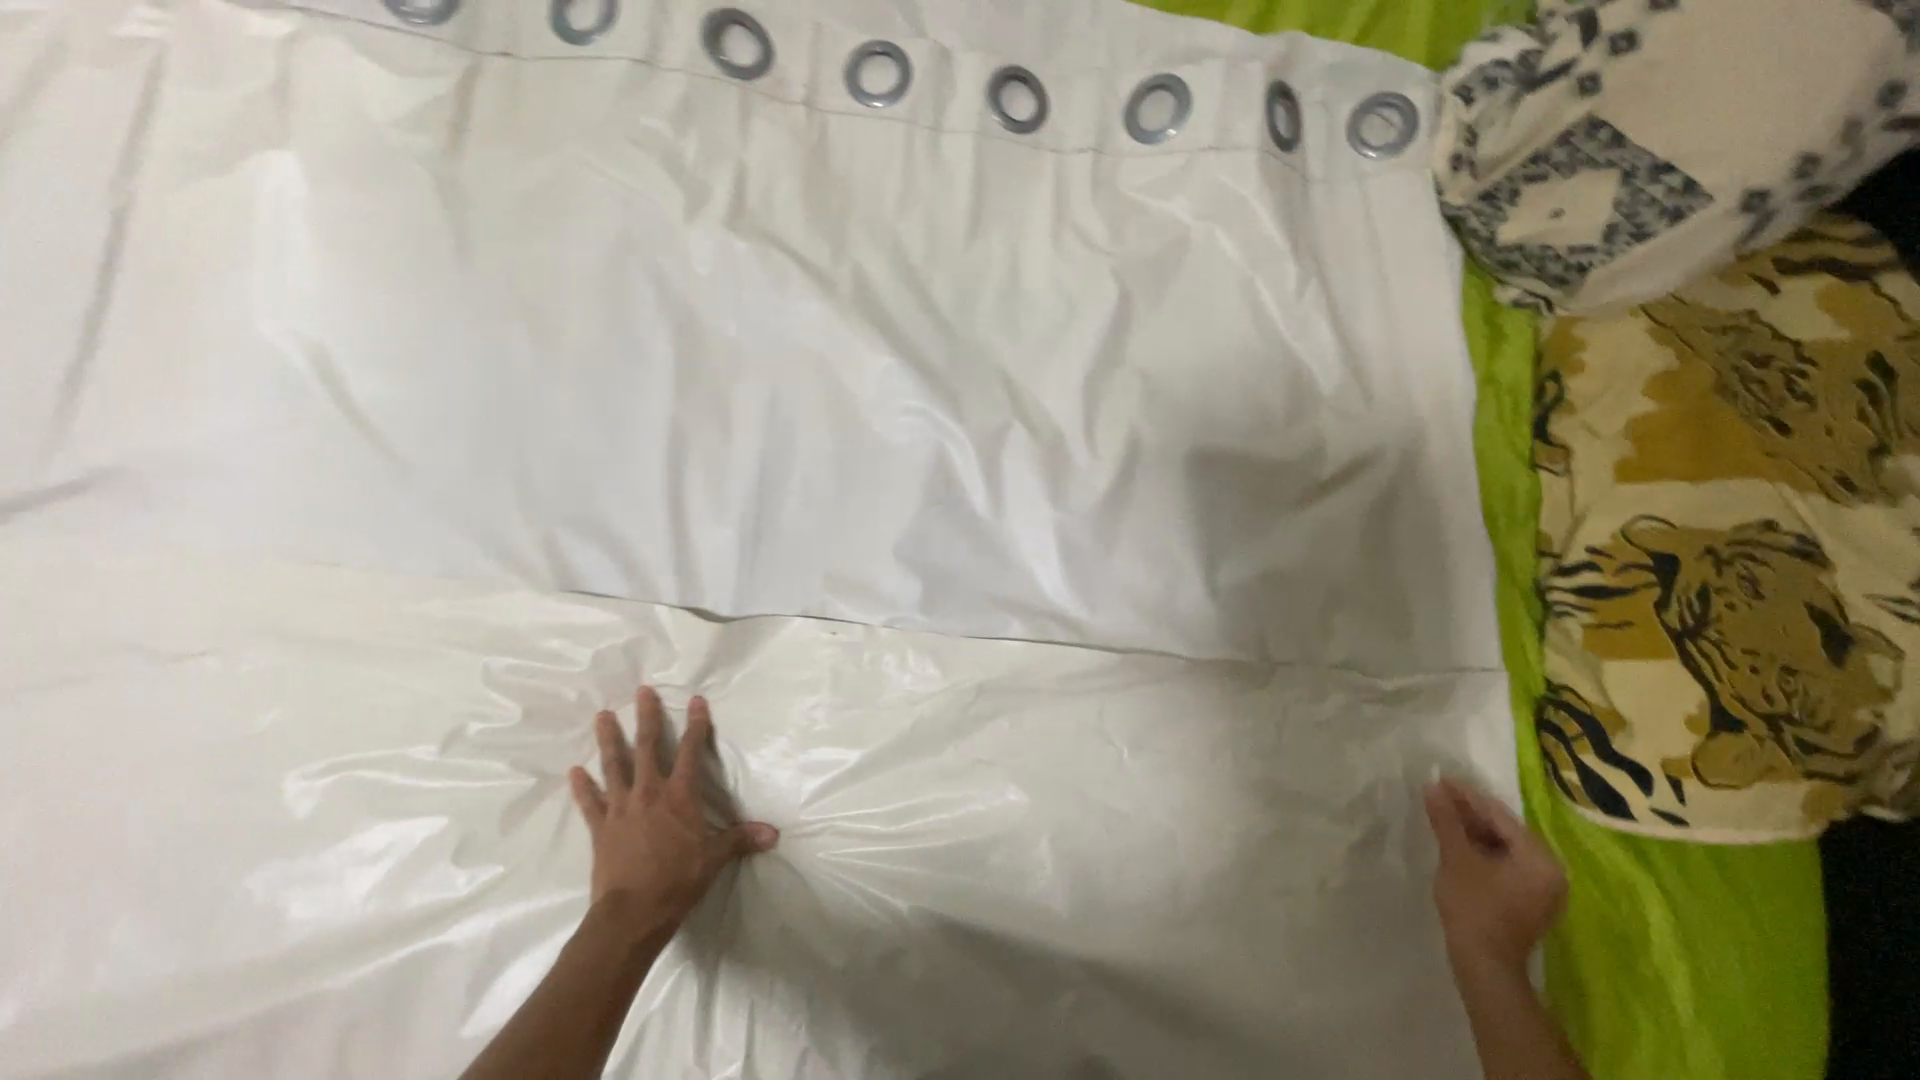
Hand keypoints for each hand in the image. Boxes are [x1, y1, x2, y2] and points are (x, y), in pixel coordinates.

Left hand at [568, 687, 777, 939]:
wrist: (633, 911)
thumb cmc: (679, 880)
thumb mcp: (716, 858)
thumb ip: (741, 838)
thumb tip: (773, 833)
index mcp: (680, 796)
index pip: (690, 751)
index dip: (695, 724)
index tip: (695, 700)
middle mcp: (649, 792)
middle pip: (646, 747)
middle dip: (646, 717)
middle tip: (642, 691)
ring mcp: (621, 808)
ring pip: (614, 765)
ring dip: (608, 740)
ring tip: (602, 715)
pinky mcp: (600, 827)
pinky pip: (589, 802)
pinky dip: (581, 787)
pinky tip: (574, 771)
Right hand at [1424, 778, 1566, 977]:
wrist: (1484, 964)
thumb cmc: (1473, 908)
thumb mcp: (1456, 859)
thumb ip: (1447, 821)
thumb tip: (1433, 787)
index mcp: (1540, 859)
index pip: (1501, 816)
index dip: (1469, 796)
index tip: (1442, 779)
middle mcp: (1551, 871)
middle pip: (1506, 831)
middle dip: (1472, 812)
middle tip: (1440, 794)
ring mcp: (1543, 888)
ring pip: (1505, 848)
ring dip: (1475, 831)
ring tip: (1445, 815)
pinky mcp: (1529, 900)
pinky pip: (1507, 864)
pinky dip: (1483, 851)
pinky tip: (1458, 843)